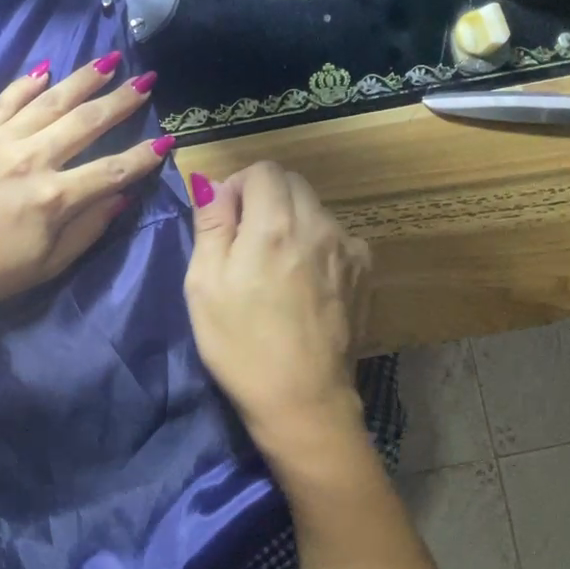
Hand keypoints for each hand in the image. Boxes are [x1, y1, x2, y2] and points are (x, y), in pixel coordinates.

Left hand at [0, 54, 171, 321]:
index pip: (112, 170)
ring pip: (49, 101)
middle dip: (120, 102)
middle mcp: (32, 159)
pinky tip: (45, 71)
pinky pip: (4, 101)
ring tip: (108, 62)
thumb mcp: (46, 265)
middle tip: (146, 83)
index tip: (167, 141)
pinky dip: (26, 84)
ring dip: (82, 80)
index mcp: (55, 198)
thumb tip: (119, 197)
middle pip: (86, 122)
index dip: (144, 157)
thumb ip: (87, 229)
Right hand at [183, 161, 370, 430]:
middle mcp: (319, 224)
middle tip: (242, 243)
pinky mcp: (365, 274)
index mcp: (274, 224)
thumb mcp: (204, 285)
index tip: (222, 221)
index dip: (236, 187)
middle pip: (292, 184)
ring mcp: (349, 249)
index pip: (262, 170)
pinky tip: (304, 283)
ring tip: (273, 269)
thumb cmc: (239, 345)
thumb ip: (211, 226)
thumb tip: (213, 185)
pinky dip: (317, 246)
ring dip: (291, 222)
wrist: (301, 398)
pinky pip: (337, 239)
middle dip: (264, 199)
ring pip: (315, 211)